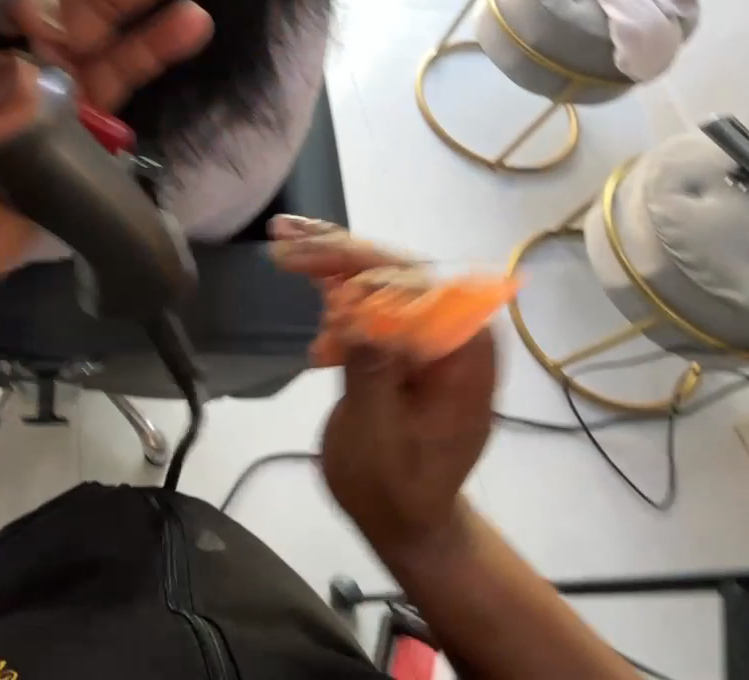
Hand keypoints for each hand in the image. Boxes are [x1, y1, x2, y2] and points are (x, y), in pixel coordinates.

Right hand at [269, 217, 497, 557]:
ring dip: (330, 252)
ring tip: (282, 233)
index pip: (426, 291)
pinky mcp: (398, 331)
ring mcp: (426, 328)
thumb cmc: (397, 489)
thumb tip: (357, 317)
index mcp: (467, 352)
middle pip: (399, 270)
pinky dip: (330, 274)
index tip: (320, 283)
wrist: (402, 515)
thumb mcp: (380, 442)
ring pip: (379, 271)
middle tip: (287, 244)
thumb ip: (372, 376)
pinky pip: (366, 291)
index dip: (373, 278)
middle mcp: (453, 329)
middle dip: (342, 254)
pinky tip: (298, 257)